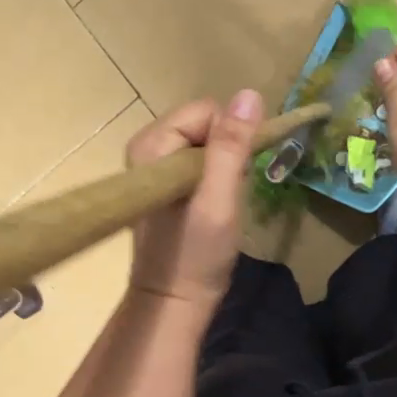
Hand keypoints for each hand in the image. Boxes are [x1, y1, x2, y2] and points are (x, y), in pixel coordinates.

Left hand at [126, 89, 259, 309]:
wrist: (173, 302)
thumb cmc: (196, 255)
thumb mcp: (220, 200)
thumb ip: (232, 147)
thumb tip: (250, 94)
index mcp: (152, 145)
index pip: (207, 110)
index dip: (230, 138)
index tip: (235, 176)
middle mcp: (146, 148)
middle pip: (205, 124)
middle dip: (226, 152)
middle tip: (225, 195)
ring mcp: (152, 166)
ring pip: (206, 143)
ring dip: (222, 168)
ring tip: (218, 204)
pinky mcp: (162, 184)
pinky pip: (198, 161)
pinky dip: (213, 179)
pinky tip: (211, 208)